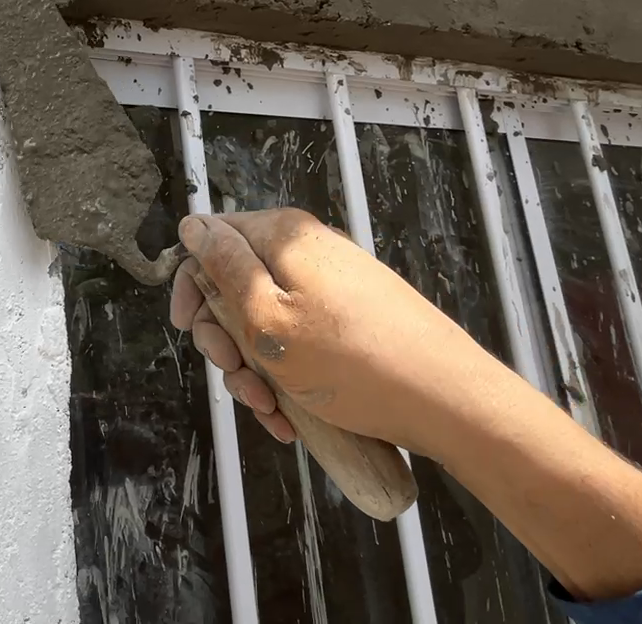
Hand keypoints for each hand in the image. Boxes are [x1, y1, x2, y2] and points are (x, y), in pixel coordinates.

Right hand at [168, 209, 525, 458]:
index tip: (186, 328)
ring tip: (270, 411)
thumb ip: (222, 266)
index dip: (190, 283)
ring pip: (267, 320)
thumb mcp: (265, 317)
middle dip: (226, 339)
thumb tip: (191, 225)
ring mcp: (333, 285)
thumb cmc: (349, 362)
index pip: (210, 239)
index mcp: (282, 237)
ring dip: (255, 368)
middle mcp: (306, 251)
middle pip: (236, 285)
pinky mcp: (354, 317)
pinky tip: (293, 416)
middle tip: (237, 380)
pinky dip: (288, 375)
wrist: (455, 406)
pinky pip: (301, 339)